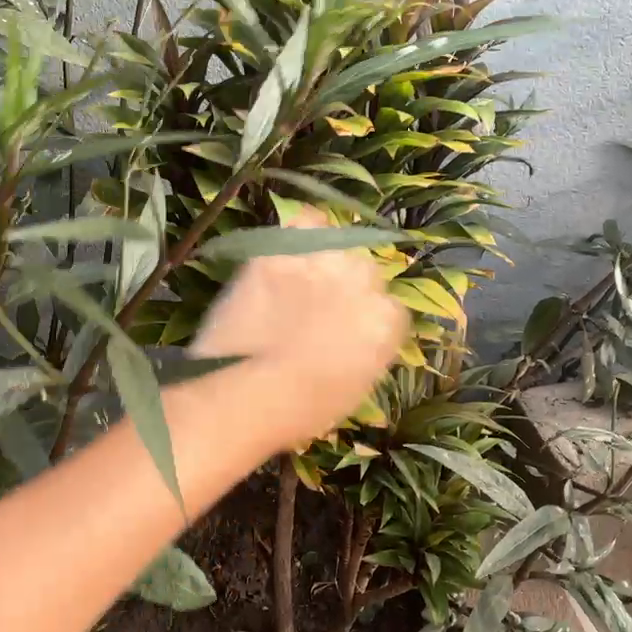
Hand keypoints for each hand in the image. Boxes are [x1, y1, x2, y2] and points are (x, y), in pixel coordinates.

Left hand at [186, 205, 407, 447]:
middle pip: (364, 270)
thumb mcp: (352, 388)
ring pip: (336, 243)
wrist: (244, 394)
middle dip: (345, 286)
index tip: (342, 328)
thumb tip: (355, 335)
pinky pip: (301, 223)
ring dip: (322, 258)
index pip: (388, 306)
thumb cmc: (299, 409)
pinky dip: (298, 229)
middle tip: (316, 307)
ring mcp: (320, 263)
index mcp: (385, 322)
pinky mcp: (279, 251)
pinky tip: (287, 247)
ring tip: (298, 279)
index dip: (362, 317)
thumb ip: (365, 350)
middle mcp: (362, 283)